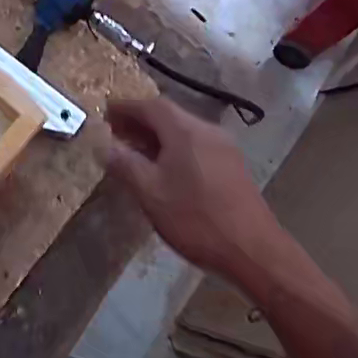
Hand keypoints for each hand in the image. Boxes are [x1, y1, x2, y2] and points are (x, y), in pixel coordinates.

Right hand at [101, 97, 284, 282]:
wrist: (253, 251)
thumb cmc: (196, 219)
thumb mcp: (150, 192)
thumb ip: (124, 164)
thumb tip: (104, 144)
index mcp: (185, 131)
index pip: (150, 106)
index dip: (125, 107)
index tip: (104, 112)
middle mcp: (207, 130)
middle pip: (168, 115)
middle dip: (139, 121)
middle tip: (114, 132)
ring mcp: (224, 148)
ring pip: (183, 131)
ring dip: (156, 136)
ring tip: (133, 152)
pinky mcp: (232, 166)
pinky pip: (196, 145)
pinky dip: (174, 148)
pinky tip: (164, 169)